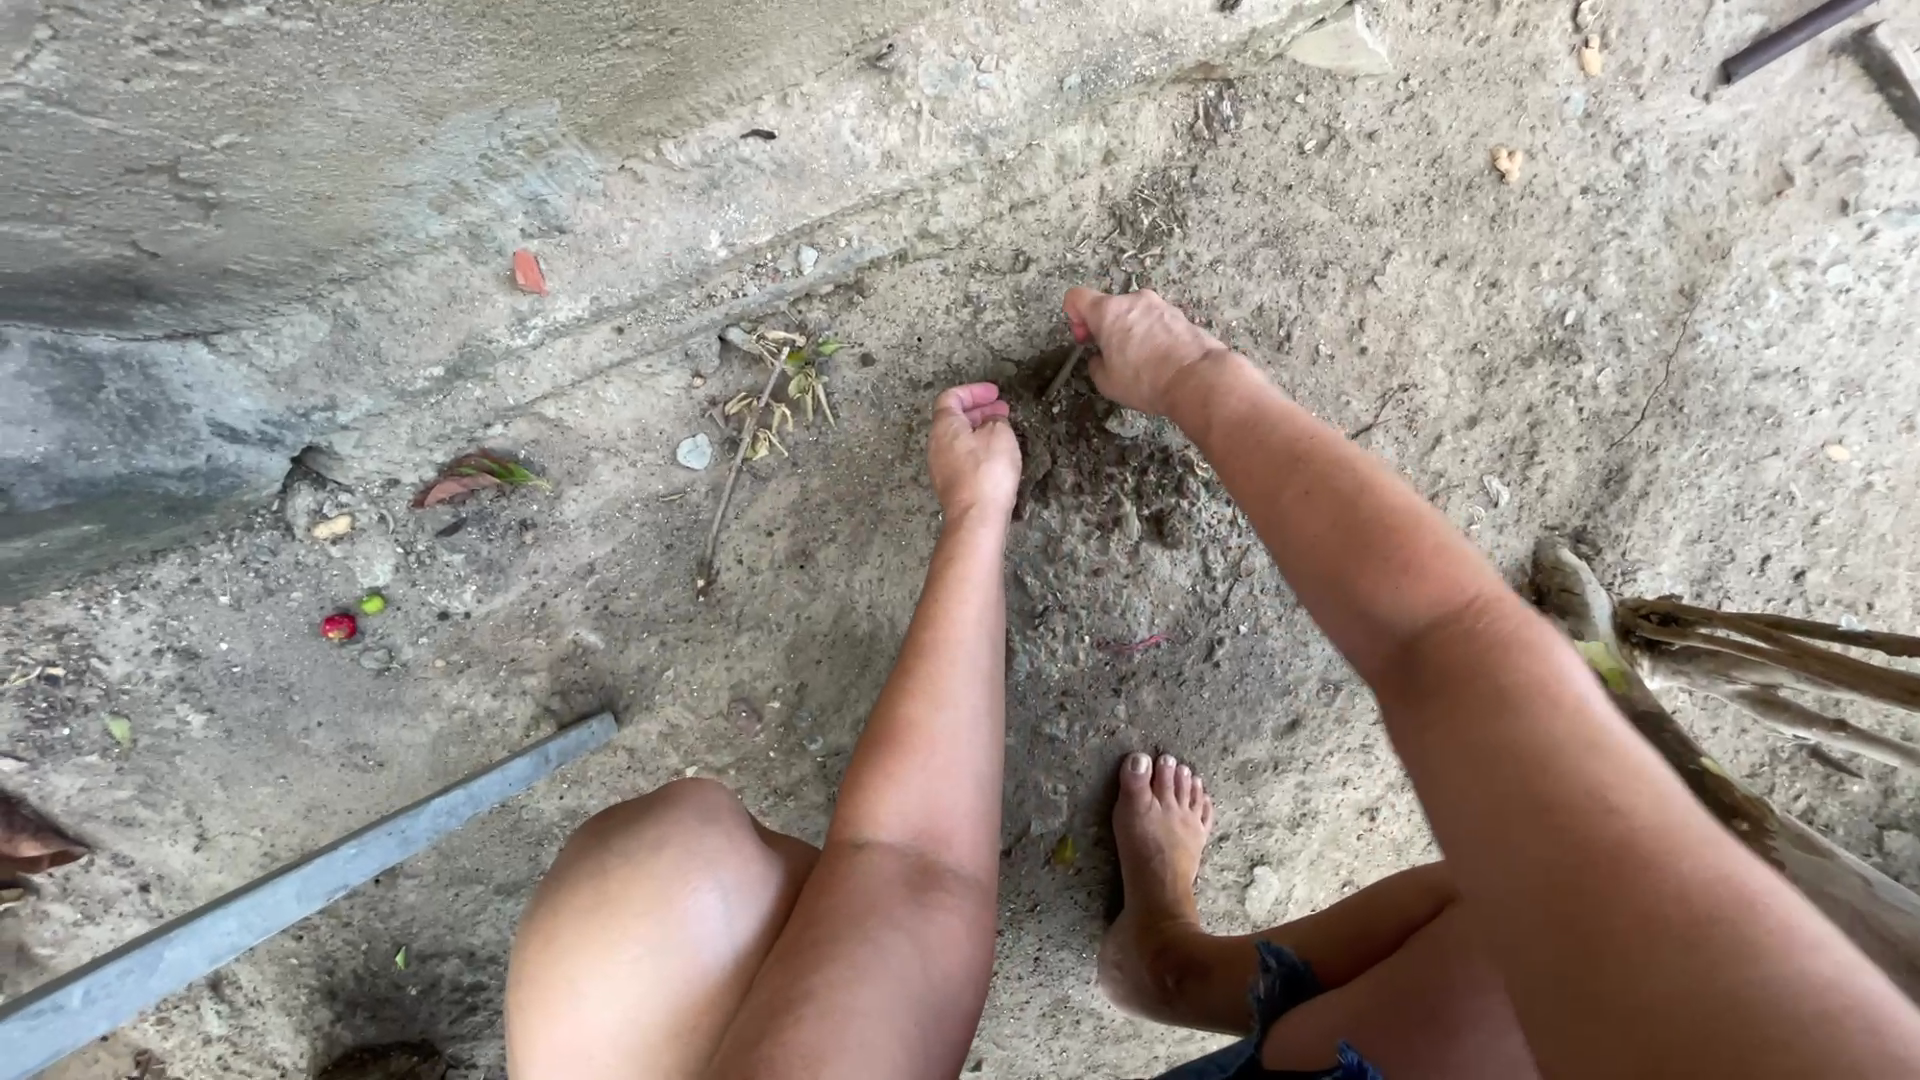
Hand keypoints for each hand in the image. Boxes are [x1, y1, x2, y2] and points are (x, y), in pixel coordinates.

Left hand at [928, 383, 1020, 519]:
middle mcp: (936, 444)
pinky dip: (977, 448)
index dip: (973, 391)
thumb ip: (996, 420)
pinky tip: (995, 455)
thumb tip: (993, 422)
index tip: (993, 392)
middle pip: (953, 418)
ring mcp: (940, 466)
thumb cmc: (987, 473)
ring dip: (979, 430)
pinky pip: (961, 457)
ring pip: (958, 439)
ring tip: (1002, 431)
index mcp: (944, 426)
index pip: (951, 397)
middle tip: (1001, 409)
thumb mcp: (1000, 434)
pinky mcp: (950, 484)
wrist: (976, 517)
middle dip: (979, 410)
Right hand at [1063, 287, 1228, 415]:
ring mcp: (1159, 305)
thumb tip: (1100, 359)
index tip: (1083, 337)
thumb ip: (1095, 364)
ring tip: (1138, 362)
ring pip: (1133, 314)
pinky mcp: (1178, 315)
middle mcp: (1134, 300)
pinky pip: (1155, 322)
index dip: (1073, 316)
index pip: (1076, 297)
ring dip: (1129, 332)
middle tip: (1110, 356)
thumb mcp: (1106, 382)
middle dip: (1105, 329)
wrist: (1195, 378)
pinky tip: (1156, 361)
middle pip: (1108, 307)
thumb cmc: (1147, 380)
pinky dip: (1150, 336)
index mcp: (1108, 312)